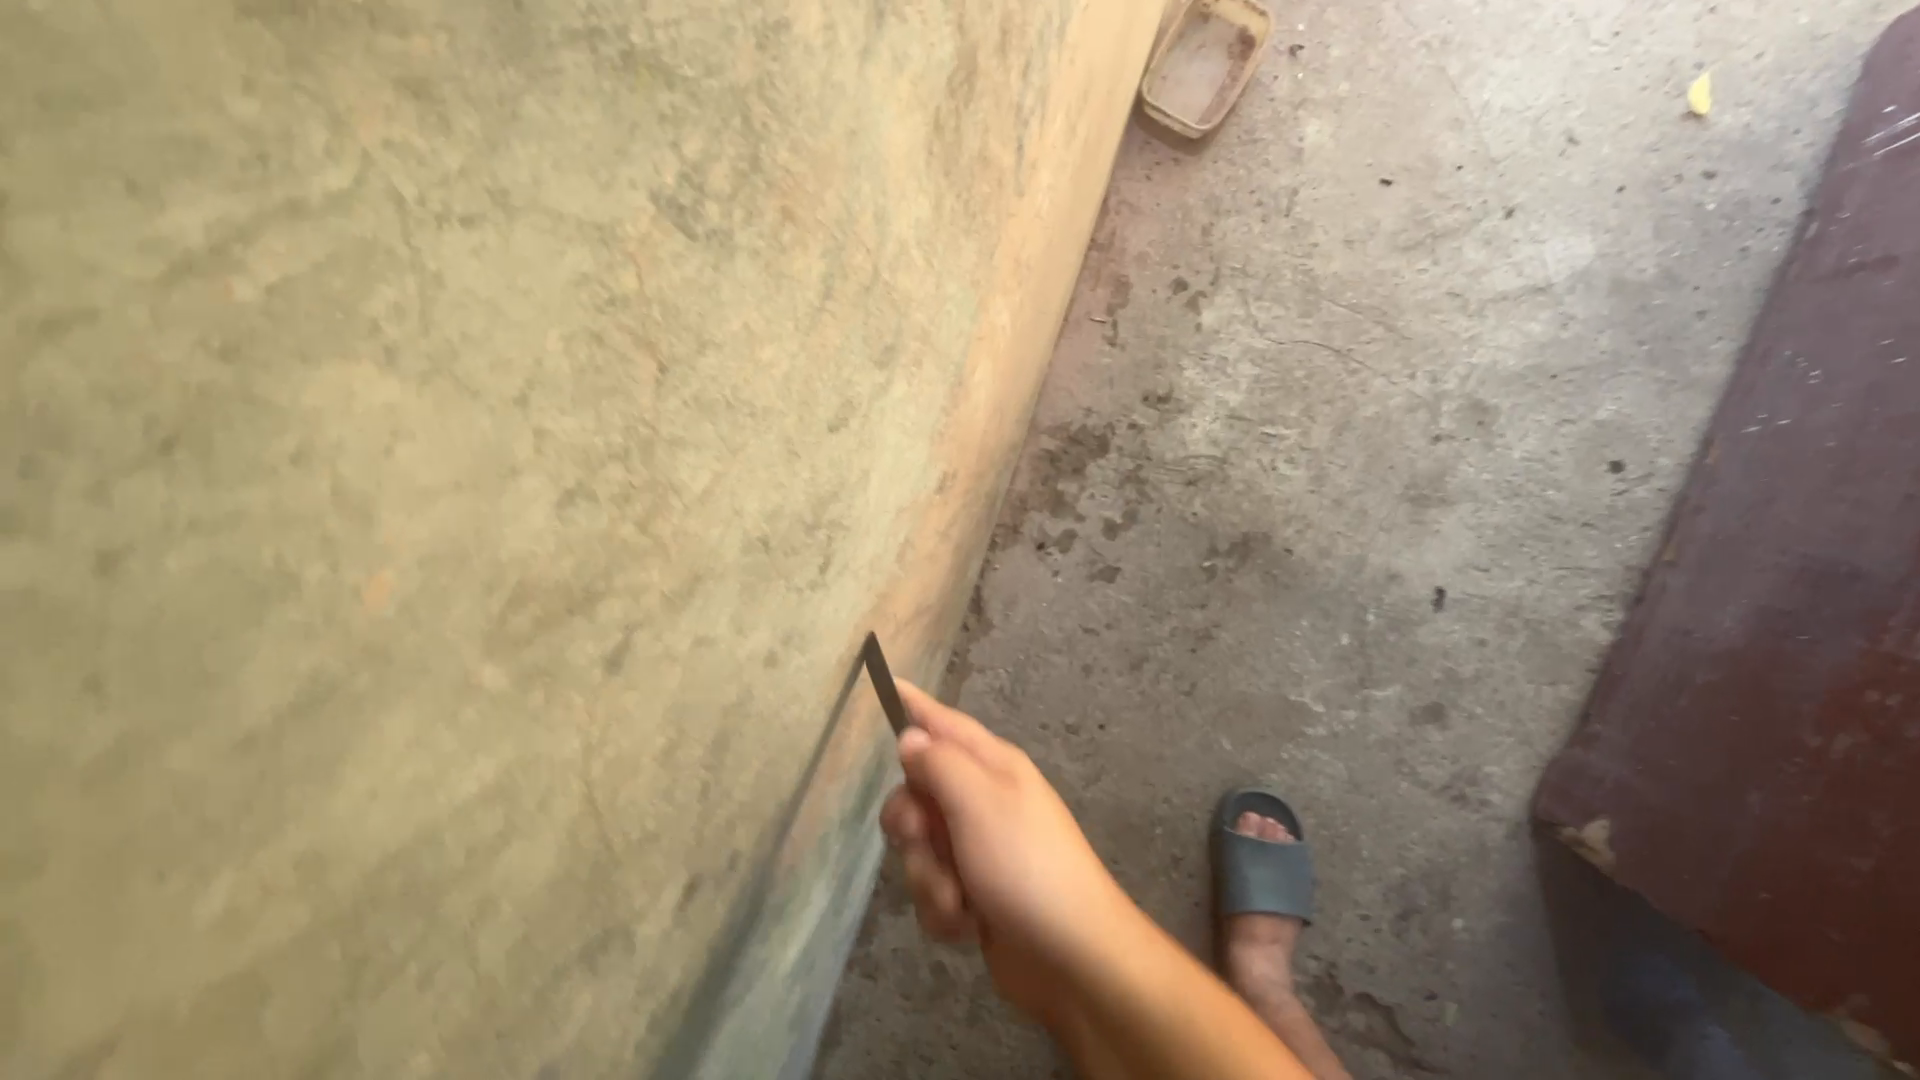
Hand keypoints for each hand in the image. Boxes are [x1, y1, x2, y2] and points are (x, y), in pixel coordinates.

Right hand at [878, 682, 1131, 1022]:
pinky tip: (969, 926)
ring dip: (930, 880)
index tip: (887, 685)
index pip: (943, 724)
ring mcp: (979, 851)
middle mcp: (983, 801)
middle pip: (916, 794)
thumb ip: (938, 764)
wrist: (1070, 957)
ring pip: (919, 850)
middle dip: (911, 825)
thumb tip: (910, 737)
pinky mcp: (974, 895)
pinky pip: (933, 891)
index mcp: (992, 766)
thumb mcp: (979, 801)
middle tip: (924, 840)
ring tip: (961, 900)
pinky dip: (944, 911)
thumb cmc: (1026, 865)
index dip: (914, 706)